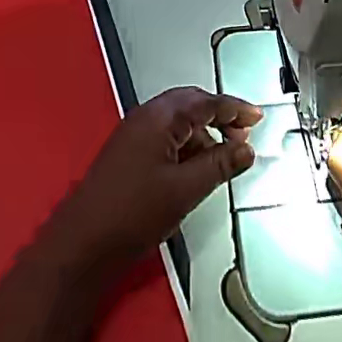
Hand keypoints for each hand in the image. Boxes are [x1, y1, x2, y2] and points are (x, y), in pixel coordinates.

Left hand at [44, 87, 263, 275]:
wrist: (86, 239)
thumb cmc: (130, 212)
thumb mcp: (186, 188)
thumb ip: (220, 164)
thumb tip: (244, 149)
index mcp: (160, 117)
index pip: (206, 102)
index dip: (235, 108)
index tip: (255, 115)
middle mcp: (145, 116)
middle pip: (191, 104)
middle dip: (220, 116)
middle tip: (244, 131)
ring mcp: (135, 132)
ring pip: (179, 120)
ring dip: (204, 132)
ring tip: (225, 155)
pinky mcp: (130, 149)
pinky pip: (166, 134)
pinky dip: (187, 143)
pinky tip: (198, 166)